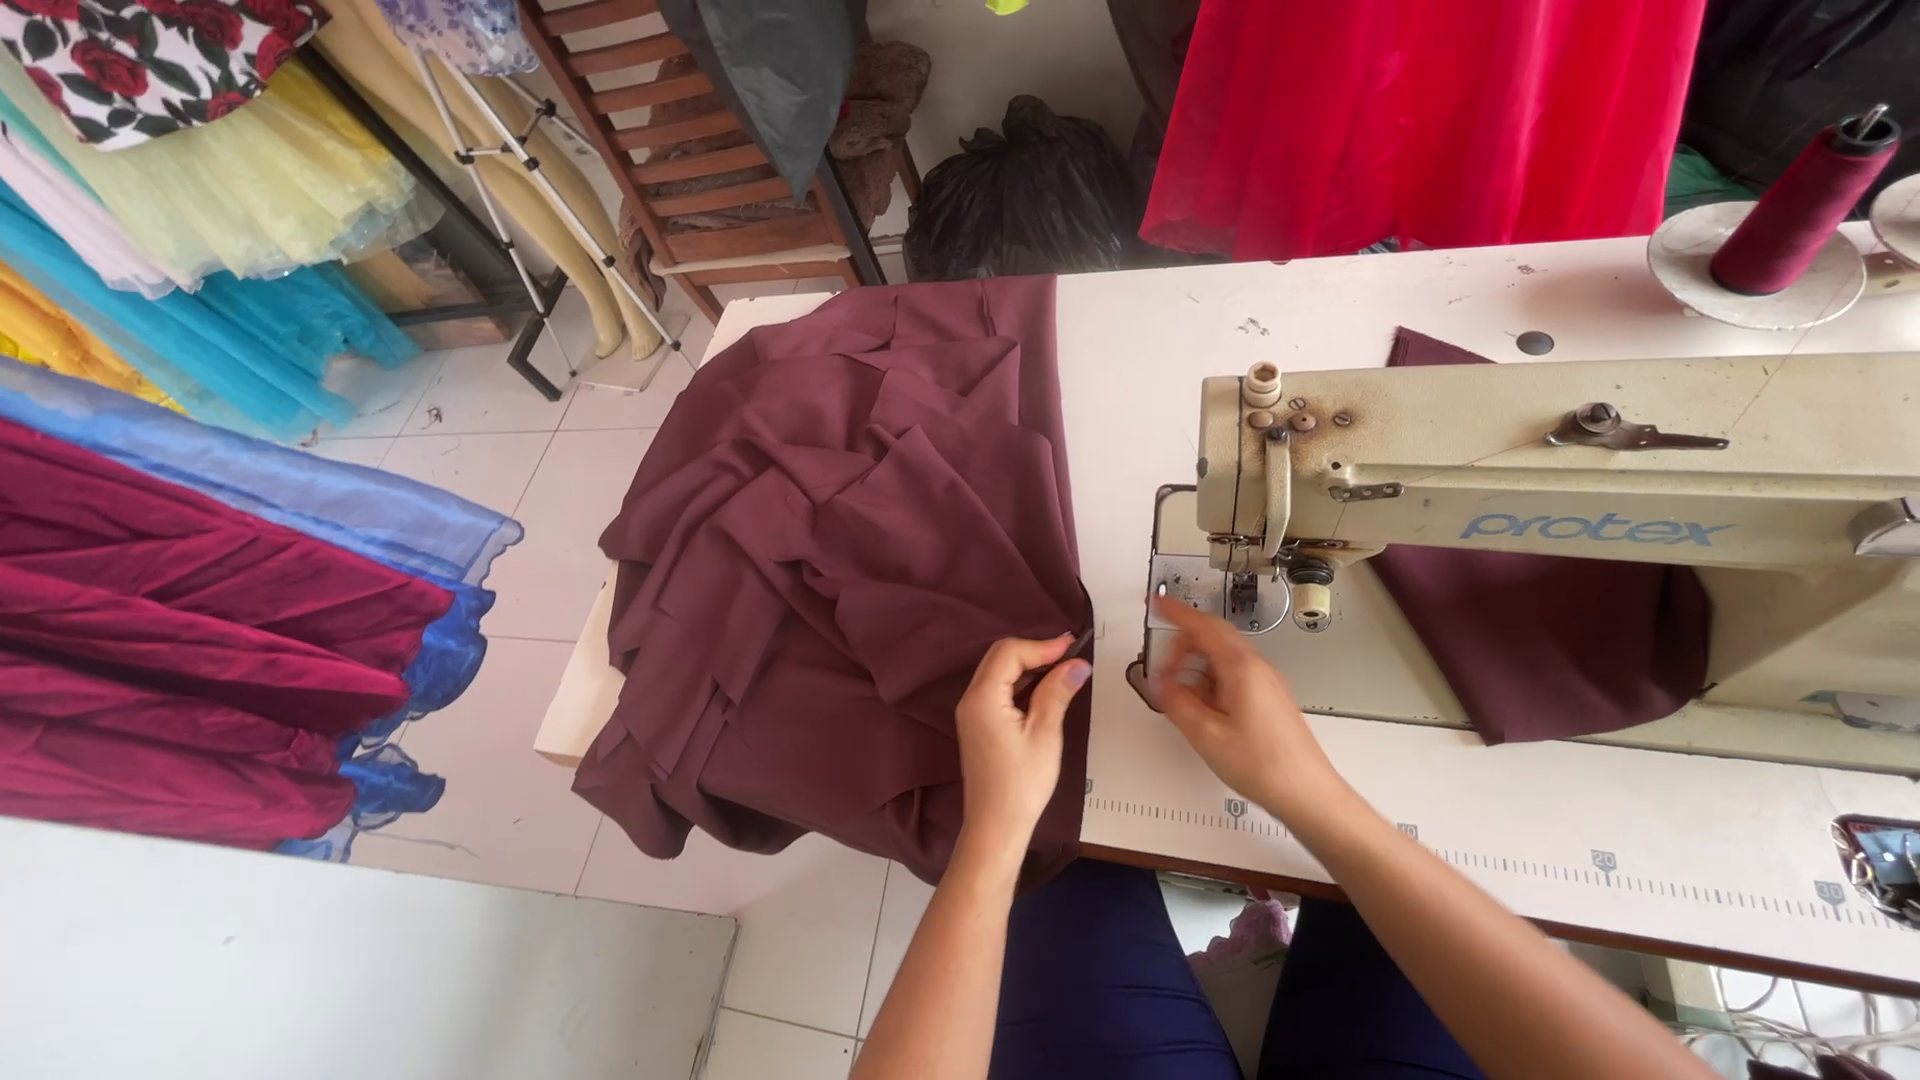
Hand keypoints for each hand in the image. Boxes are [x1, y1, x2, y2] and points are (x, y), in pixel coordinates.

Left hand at [954, 634, 1090, 849]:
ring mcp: (971, 711)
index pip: (1010, 652)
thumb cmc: (1022, 784)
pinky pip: (997, 688)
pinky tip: (1044, 688)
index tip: (1073, 646)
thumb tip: (1077, 663)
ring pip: (998, 670)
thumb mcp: (1045, 735)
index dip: (1042, 645)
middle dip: (1034, 650)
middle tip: (1070, 654)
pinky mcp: (977, 722)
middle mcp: (970, 698)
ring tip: (1063, 669)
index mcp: (983, 698)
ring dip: (1028, 664)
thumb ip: (1057, 693)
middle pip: (1000, 656)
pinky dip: (1020, 681)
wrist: (996, 825)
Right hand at [1149, 596, 1343, 819]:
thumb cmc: (1264, 765)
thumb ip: (1176, 702)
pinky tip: (1203, 711)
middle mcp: (1258, 669)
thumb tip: (1159, 682)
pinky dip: (1211, 683)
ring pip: (1223, 660)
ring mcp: (1266, 684)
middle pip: (1214, 638)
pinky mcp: (1269, 700)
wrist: (1307, 794)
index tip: (1156, 602)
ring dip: (1196, 668)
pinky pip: (1233, 678)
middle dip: (1183, 646)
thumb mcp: (1205, 734)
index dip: (1176, 612)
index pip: (1204, 626)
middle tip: (1163, 667)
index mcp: (1242, 669)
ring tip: (1181, 698)